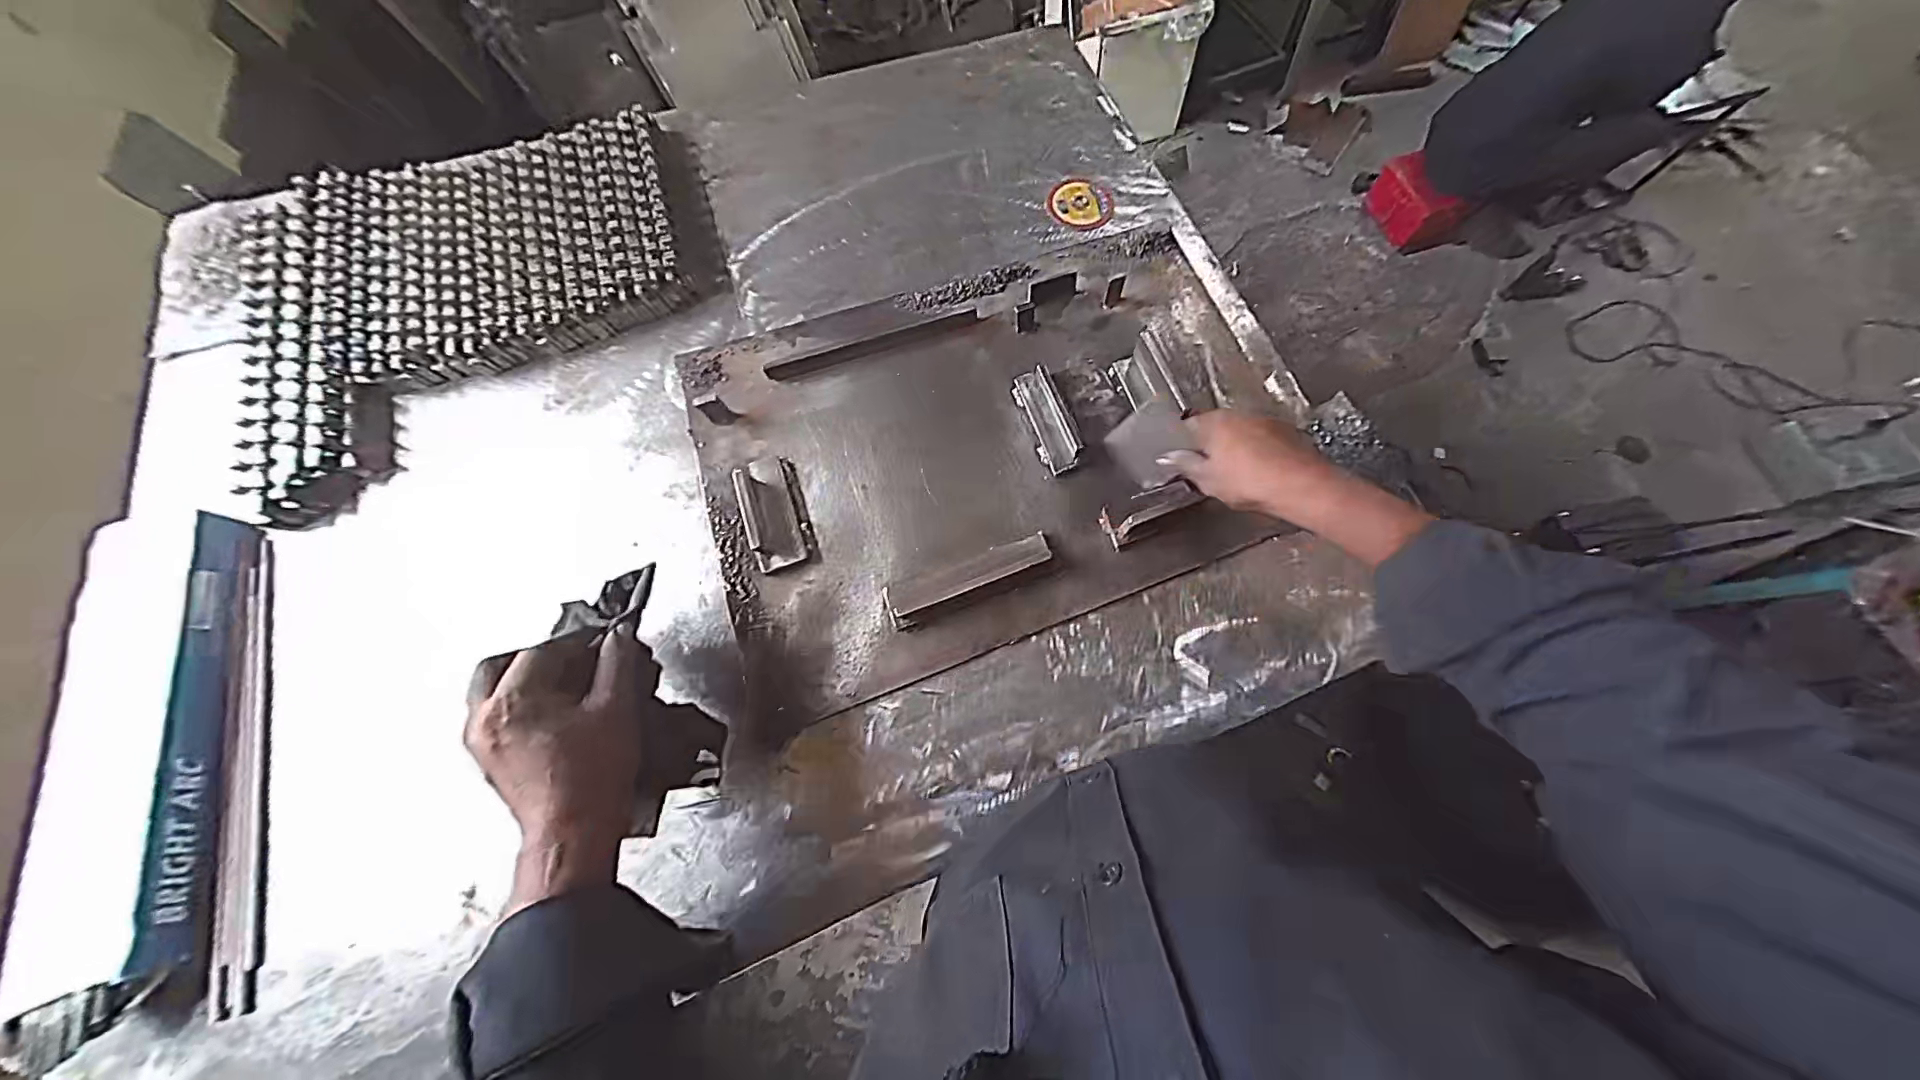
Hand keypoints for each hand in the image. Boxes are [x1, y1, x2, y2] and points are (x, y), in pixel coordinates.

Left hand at [466, 627, 650, 914]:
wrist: (575, 830)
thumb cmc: (592, 780)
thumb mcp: (617, 708)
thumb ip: (617, 663)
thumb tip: (617, 640)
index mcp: (513, 701)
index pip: (543, 650)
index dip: (578, 641)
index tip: (601, 640)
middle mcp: (487, 719)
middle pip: (503, 665)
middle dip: (543, 656)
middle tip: (575, 655)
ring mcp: (484, 743)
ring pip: (493, 692)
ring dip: (528, 680)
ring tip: (564, 683)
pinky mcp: (490, 761)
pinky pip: (496, 717)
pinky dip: (522, 706)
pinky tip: (553, 712)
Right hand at [1163, 409, 1345, 516]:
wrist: (1301, 487)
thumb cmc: (1250, 482)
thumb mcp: (1207, 480)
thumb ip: (1186, 465)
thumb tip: (1170, 457)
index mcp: (1214, 422)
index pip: (1186, 426)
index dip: (1180, 444)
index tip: (1178, 459)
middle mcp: (1239, 415)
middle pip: (1213, 427)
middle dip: (1207, 446)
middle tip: (1203, 470)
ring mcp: (1265, 422)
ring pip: (1238, 433)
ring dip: (1232, 449)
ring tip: (1231, 475)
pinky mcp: (1286, 433)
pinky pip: (1260, 440)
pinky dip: (1254, 452)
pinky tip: (1255, 473)